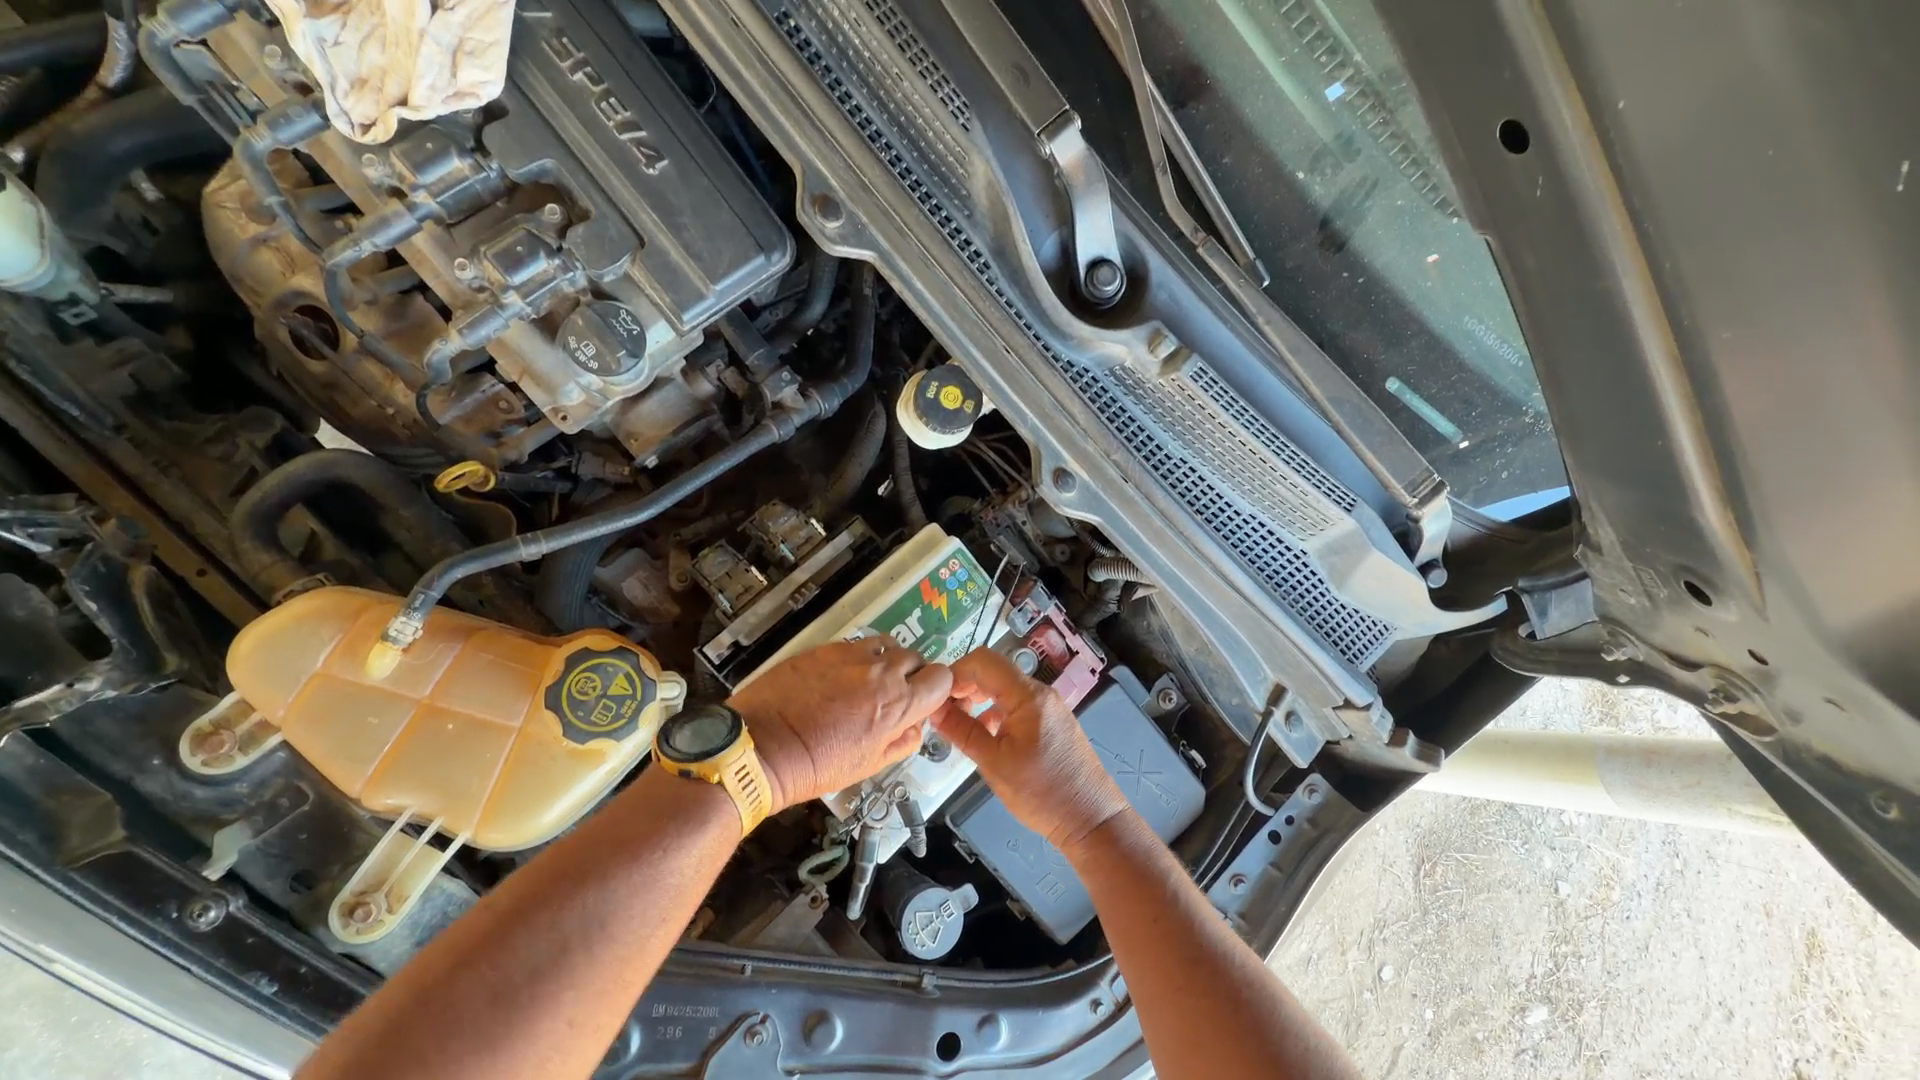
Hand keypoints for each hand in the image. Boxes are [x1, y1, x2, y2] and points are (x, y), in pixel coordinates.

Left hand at [728, 638, 953, 811]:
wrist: (761, 747)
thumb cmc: (816, 765)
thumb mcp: (869, 766)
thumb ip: (902, 742)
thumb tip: (914, 726)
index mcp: (897, 704)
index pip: (941, 678)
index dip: (935, 689)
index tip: (921, 700)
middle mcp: (880, 672)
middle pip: (915, 658)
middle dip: (910, 675)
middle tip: (891, 695)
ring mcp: (850, 656)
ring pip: (886, 645)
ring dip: (884, 661)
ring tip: (866, 681)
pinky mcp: (824, 648)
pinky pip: (854, 646)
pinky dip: (855, 659)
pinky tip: (836, 678)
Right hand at [931, 648, 1128, 850]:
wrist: (1091, 819)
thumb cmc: (1042, 793)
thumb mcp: (994, 763)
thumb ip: (962, 730)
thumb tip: (934, 709)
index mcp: (1028, 695)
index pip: (983, 661)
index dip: (954, 673)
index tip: (935, 698)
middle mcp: (1040, 693)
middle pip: (994, 671)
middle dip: (964, 686)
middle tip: (943, 712)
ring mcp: (1048, 707)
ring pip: (1004, 688)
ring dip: (978, 699)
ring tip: (958, 724)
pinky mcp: (1051, 722)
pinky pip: (1017, 705)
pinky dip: (995, 712)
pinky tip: (984, 735)